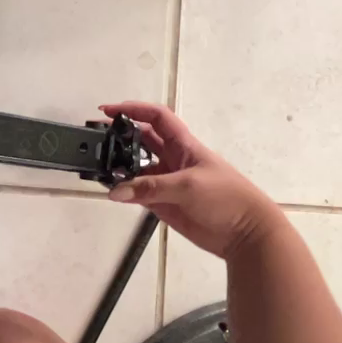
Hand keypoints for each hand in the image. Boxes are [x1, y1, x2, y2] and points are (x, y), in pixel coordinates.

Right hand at [100, 101, 285, 258]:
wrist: (244, 233)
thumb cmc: (226, 198)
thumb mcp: (188, 186)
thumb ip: (150, 188)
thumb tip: (115, 191)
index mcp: (183, 145)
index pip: (156, 118)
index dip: (134, 109)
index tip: (109, 110)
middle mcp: (172, 159)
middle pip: (142, 140)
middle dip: (120, 134)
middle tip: (96, 136)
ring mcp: (166, 182)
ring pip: (136, 168)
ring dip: (119, 165)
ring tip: (98, 165)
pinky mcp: (163, 203)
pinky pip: (137, 193)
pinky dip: (123, 191)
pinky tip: (111, 191)